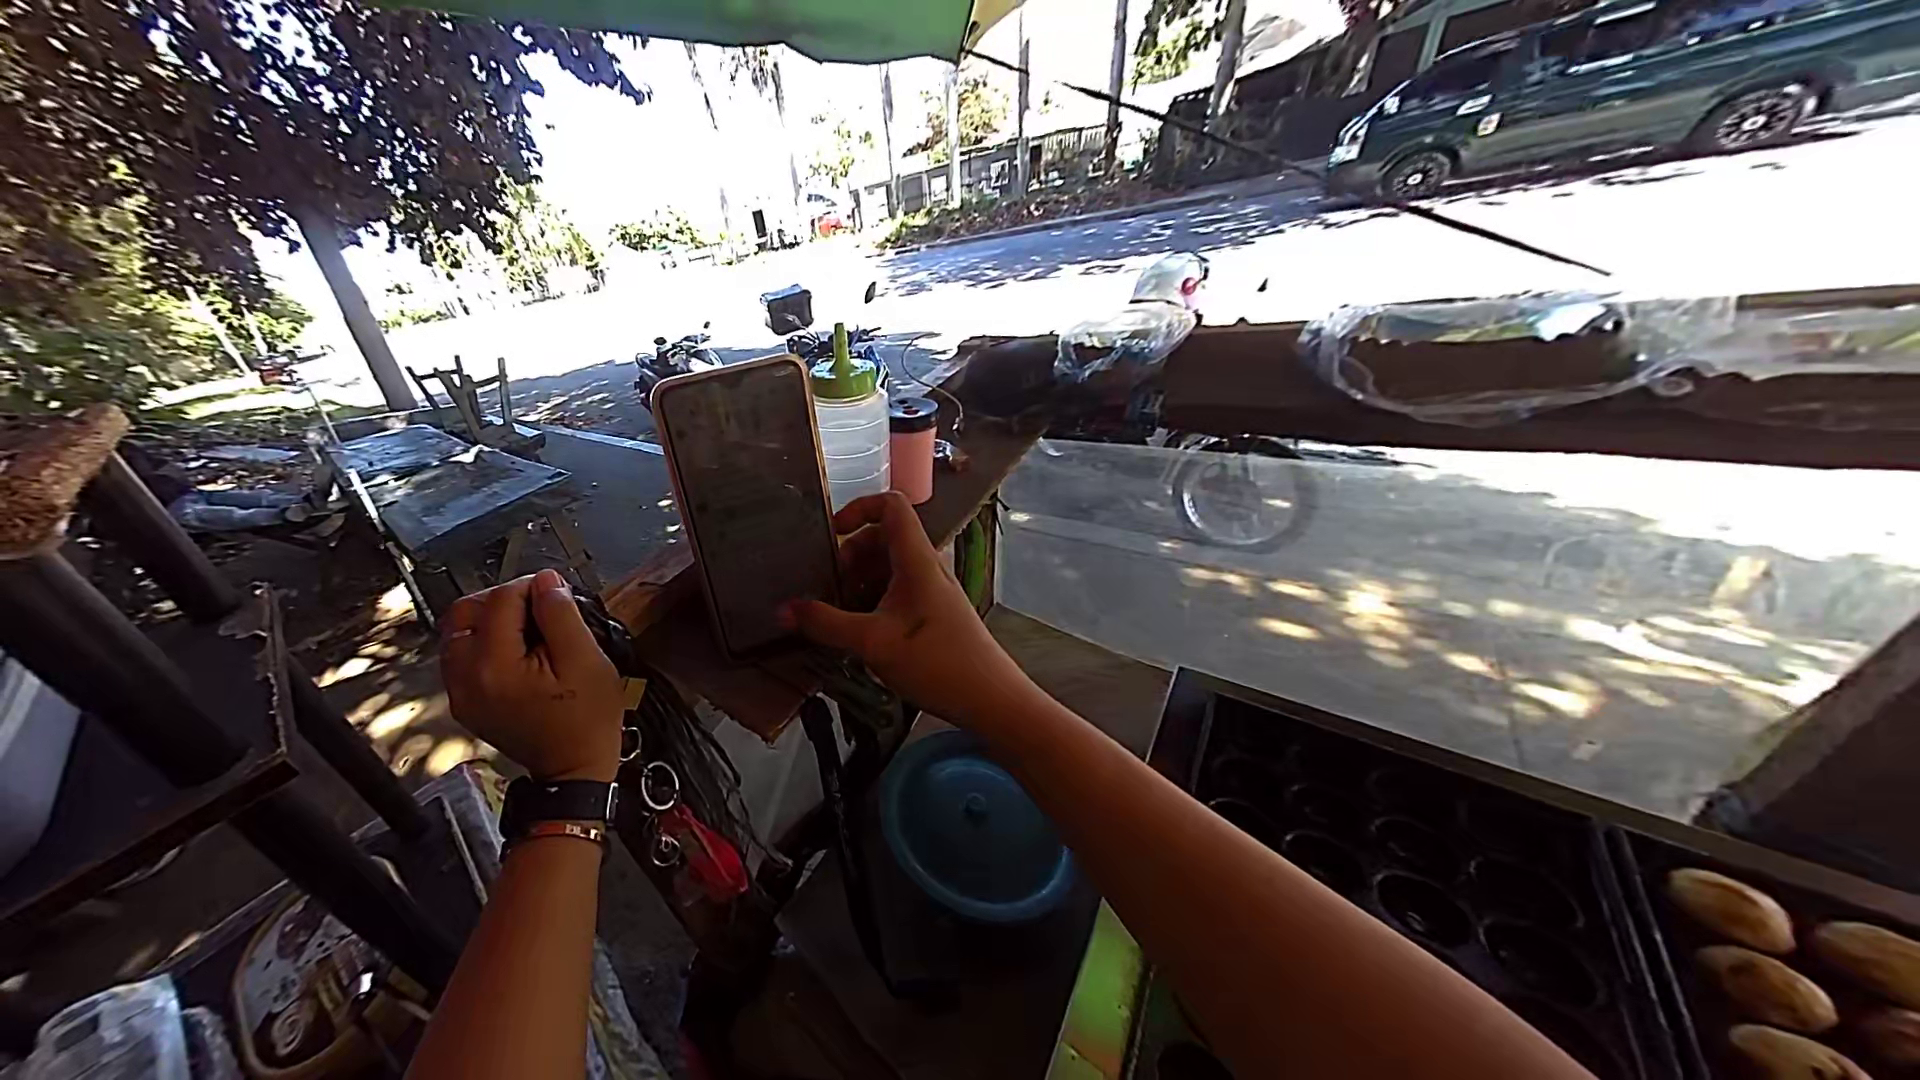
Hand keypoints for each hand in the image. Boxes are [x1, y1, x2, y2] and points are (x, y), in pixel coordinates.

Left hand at [440, 569, 622, 781]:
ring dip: (494, 618)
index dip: (534, 587)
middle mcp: (465, 678)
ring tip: (534, 626)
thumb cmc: (587, 717)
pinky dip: (489, 641)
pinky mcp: (466, 701)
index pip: (500, 601)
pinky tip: (521, 649)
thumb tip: (546, 582)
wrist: (573, 767)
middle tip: (543, 605)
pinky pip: (465, 655)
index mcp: (494, 666)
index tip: (561, 592)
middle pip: (466, 611)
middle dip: (505, 599)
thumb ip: (562, 616)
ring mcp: (460, 693)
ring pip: (461, 632)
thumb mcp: (587, 660)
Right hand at [784, 493, 1028, 727]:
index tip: (831, 535)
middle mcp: (926, 566)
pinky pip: (897, 590)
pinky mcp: (933, 611)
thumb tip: (782, 610)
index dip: (858, 508)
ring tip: (837, 613)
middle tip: (828, 588)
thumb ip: (825, 624)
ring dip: (859, 582)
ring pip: (888, 567)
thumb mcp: (872, 643)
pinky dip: (874, 599)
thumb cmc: (936, 662)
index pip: (891, 505)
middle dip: (850, 556)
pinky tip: (859, 631)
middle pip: (882, 538)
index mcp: (916, 559)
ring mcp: (931, 589)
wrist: (989, 697)